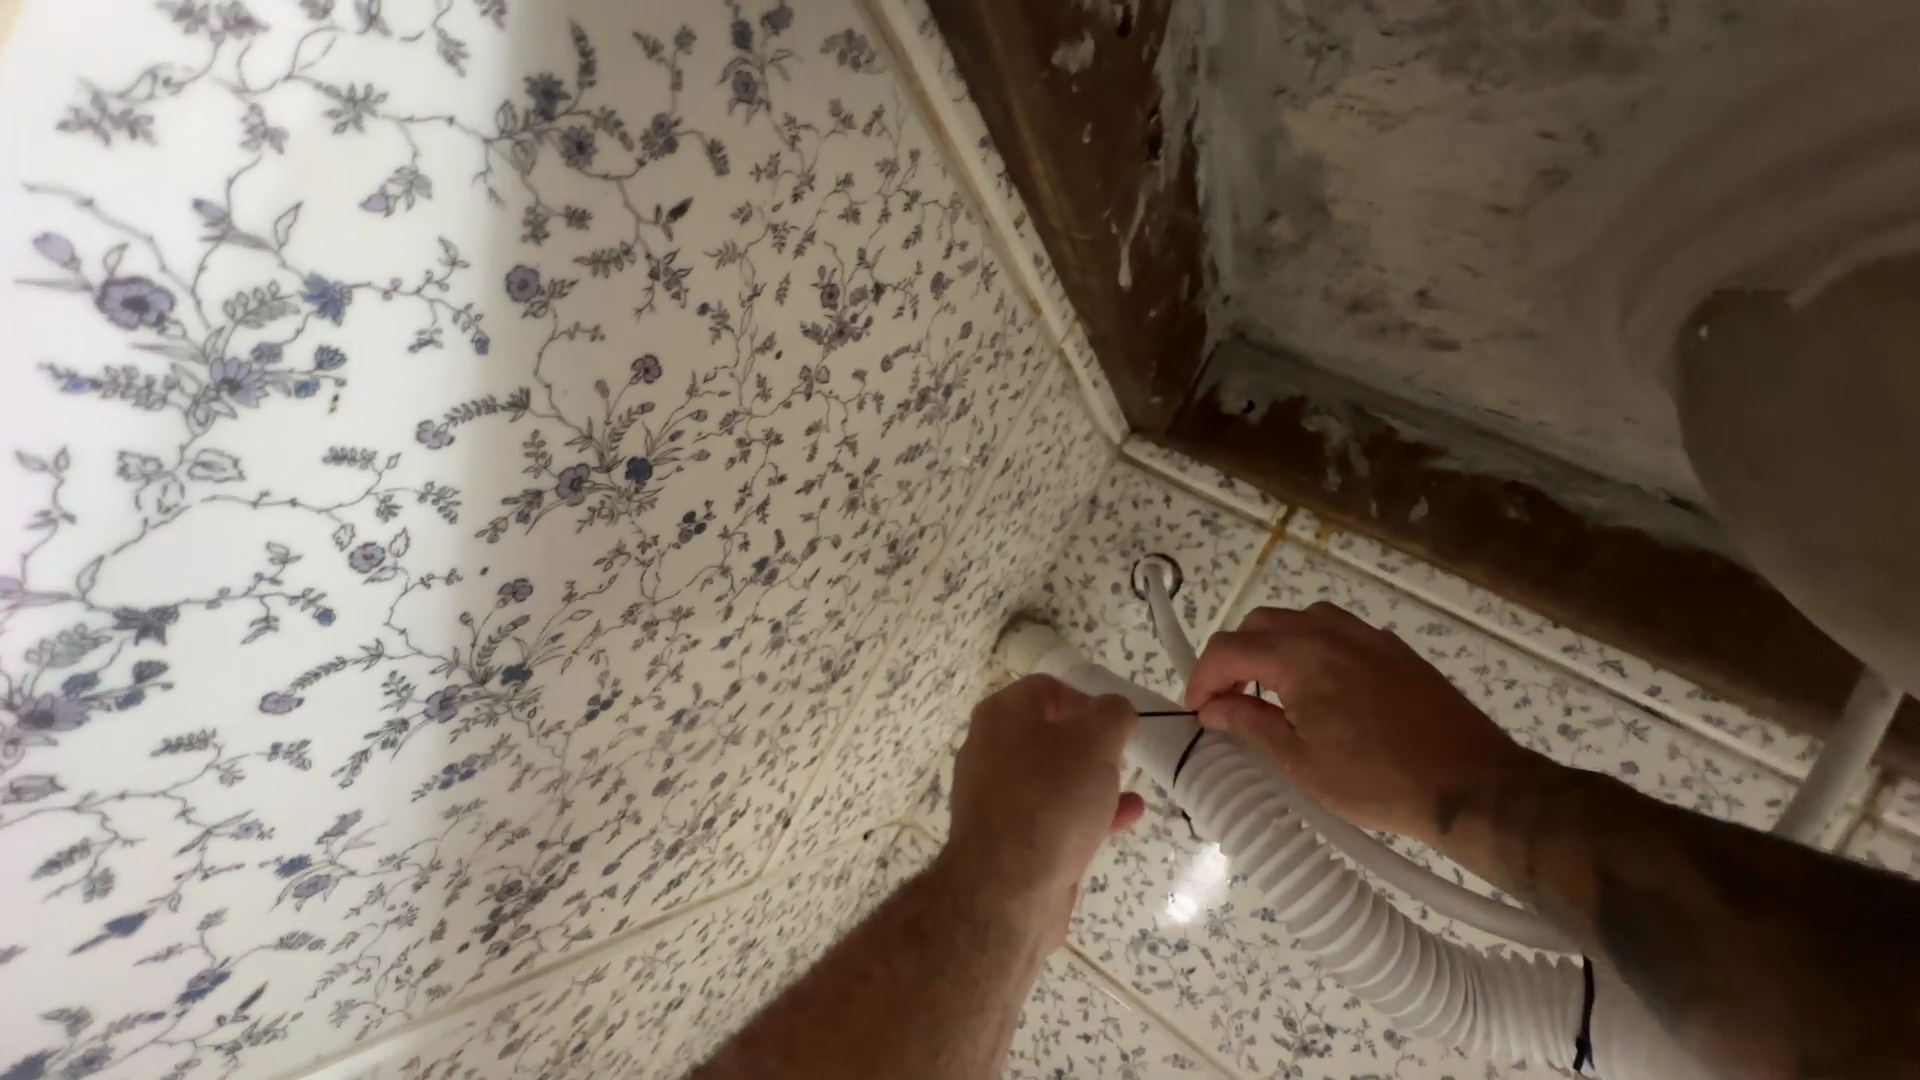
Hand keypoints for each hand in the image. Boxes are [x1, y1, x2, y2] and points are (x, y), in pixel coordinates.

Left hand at [942, 675, 1146, 933]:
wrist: (1007, 889)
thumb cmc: (1051, 798)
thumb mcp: (1095, 740)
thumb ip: (1112, 714)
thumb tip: (1114, 711)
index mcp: (1002, 714)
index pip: (1047, 688)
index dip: (1086, 699)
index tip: (1116, 724)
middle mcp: (990, 748)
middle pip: (1049, 732)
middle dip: (1090, 743)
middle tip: (1120, 756)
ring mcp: (995, 795)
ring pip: (1051, 775)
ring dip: (1091, 778)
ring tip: (1126, 786)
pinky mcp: (1007, 836)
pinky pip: (1051, 812)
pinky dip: (1085, 811)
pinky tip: (1124, 818)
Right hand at [1183, 603, 1545, 844]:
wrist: (1474, 788)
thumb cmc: (1377, 781)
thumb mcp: (1299, 762)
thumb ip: (1248, 724)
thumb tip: (1211, 708)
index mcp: (1299, 656)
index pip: (1228, 650)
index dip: (1202, 678)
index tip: (1196, 710)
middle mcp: (1328, 632)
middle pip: (1259, 624)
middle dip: (1233, 658)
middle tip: (1228, 700)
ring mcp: (1365, 635)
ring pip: (1299, 619)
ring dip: (1272, 646)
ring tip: (1272, 688)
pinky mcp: (1393, 649)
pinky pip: (1336, 630)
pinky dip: (1311, 647)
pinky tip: (1321, 687)